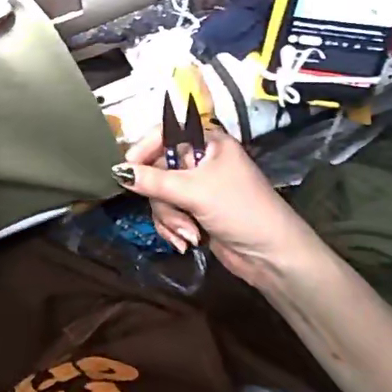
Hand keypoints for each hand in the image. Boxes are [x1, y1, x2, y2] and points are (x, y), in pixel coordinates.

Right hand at [114, 126, 322, 286]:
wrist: (274, 257)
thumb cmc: (241, 210)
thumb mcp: (194, 192)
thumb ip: (153, 180)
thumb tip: (117, 171)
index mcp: (207, 142)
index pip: (163, 134)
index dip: (143, 150)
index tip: (126, 170)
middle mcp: (200, 160)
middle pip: (157, 169)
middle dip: (162, 198)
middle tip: (175, 213)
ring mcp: (197, 187)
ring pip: (159, 194)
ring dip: (169, 217)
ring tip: (188, 234)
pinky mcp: (194, 211)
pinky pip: (167, 212)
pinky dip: (173, 227)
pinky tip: (187, 242)